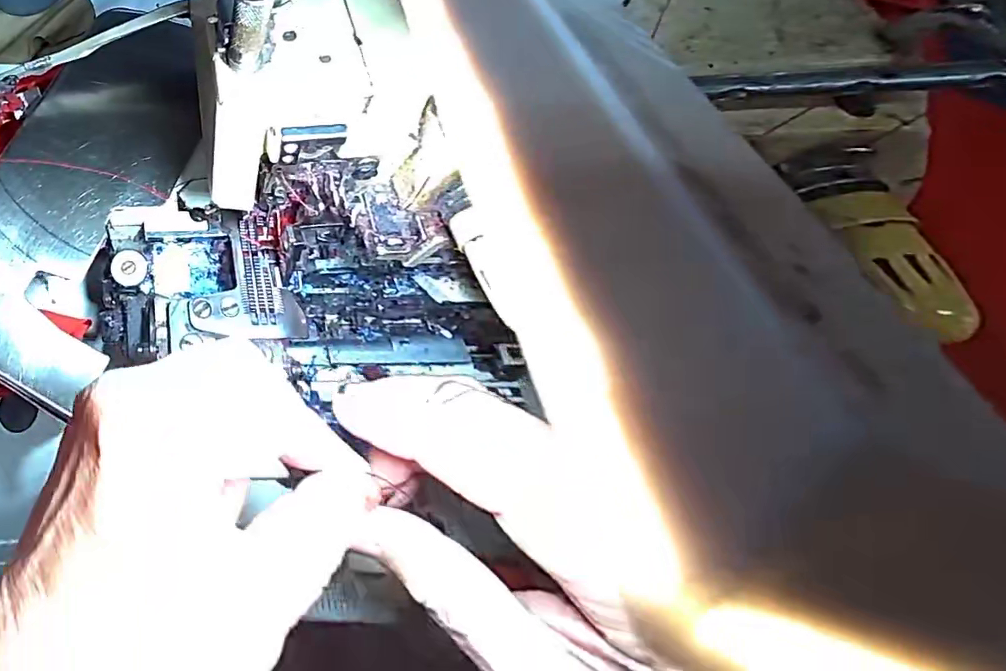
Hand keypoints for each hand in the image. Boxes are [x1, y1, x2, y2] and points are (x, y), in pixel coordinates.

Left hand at [0, 339, 386, 670]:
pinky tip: (220, 476)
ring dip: (251, 420)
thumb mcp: (248, 601)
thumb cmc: (116, 642)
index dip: (319, 442)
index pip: (265, 401)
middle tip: (316, 474)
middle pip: (235, 369)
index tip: (345, 474)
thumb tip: (345, 489)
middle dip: (286, 421)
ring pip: (207, 373)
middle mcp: (119, 399)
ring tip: (265, 483)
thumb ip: (316, 531)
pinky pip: (176, 390)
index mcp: (152, 431)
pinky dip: (214, 422)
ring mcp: (104, 403)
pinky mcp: (100, 415)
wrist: (46, 649)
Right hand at [333, 376, 662, 670]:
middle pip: (498, 409)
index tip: (354, 409)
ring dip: (447, 425)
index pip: (482, 436)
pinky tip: (460, 473)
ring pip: (520, 415)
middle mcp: (641, 504)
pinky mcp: (650, 496)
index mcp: (620, 552)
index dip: (403, 410)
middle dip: (418, 414)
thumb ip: (458, 597)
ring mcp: (651, 495)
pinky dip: (486, 442)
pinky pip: (548, 441)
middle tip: (377, 460)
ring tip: (410, 466)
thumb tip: (379, 528)